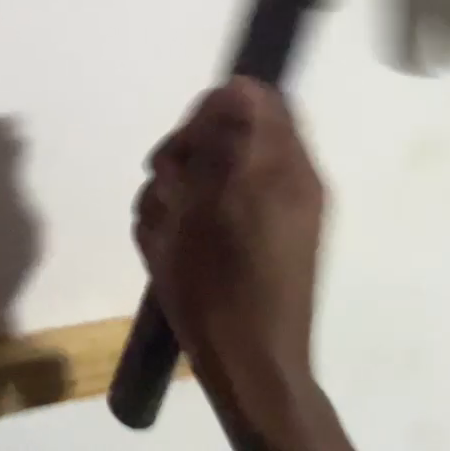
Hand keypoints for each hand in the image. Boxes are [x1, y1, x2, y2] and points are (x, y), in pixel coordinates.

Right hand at [134, 79, 326, 387]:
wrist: (246, 364)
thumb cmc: (224, 281)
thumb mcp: (219, 196)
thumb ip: (231, 135)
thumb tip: (238, 86)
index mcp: (283, 166)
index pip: (251, 98)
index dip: (210, 110)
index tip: (183, 145)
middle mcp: (280, 182)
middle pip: (220, 133)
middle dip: (183, 157)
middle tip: (168, 184)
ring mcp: (264, 214)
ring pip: (200, 173)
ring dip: (173, 194)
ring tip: (166, 229)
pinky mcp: (244, 241)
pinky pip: (201, 209)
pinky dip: (178, 222)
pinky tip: (170, 248)